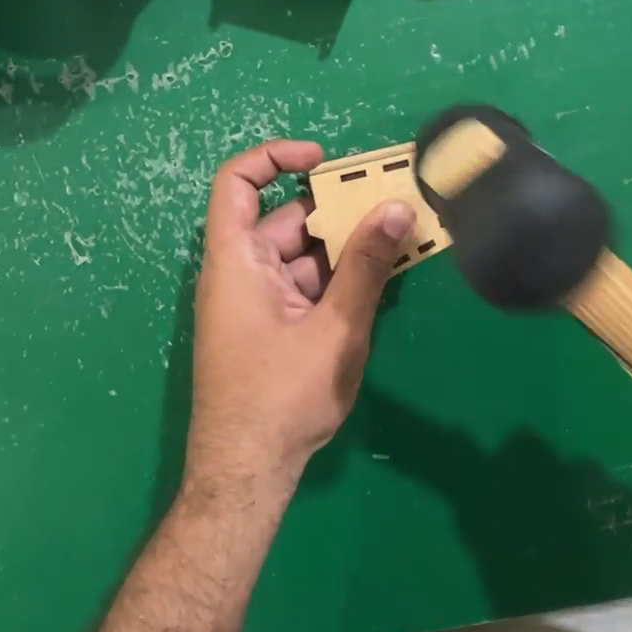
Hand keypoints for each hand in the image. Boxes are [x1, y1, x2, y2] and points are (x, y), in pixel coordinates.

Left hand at [188, 141, 414, 495]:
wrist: (246, 473)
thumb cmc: (282, 397)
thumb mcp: (334, 328)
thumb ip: (366, 267)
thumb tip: (396, 209)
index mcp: (235, 261)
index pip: (236, 182)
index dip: (274, 158)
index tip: (322, 161)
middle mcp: (238, 274)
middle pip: (284, 222)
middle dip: (335, 213)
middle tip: (390, 208)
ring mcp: (252, 303)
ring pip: (299, 258)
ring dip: (343, 251)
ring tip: (397, 243)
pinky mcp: (267, 328)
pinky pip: (301, 288)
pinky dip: (335, 282)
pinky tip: (377, 284)